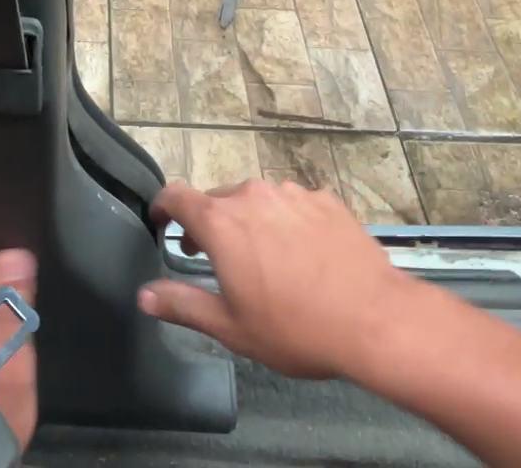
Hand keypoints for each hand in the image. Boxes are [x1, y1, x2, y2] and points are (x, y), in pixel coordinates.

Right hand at [138, 179, 421, 380]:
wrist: (376, 320)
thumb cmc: (295, 328)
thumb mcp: (231, 327)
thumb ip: (182, 305)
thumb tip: (144, 295)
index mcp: (221, 222)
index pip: (175, 196)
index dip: (162, 206)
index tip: (160, 222)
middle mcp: (252, 195)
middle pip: (216, 199)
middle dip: (207, 224)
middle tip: (214, 258)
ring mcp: (291, 193)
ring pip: (256, 200)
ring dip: (248, 221)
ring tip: (264, 259)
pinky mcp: (325, 200)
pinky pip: (291, 204)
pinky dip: (285, 222)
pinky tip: (302, 254)